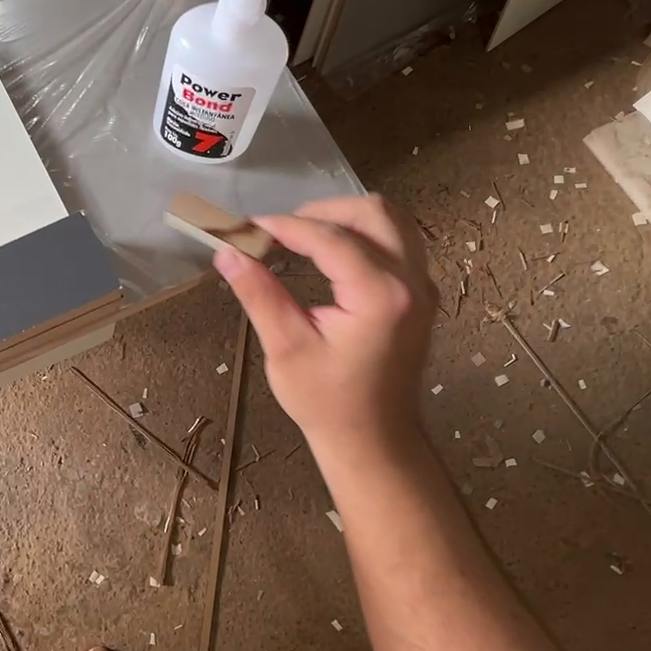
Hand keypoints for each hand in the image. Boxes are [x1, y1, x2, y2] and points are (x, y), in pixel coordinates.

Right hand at [213, 196, 435, 459]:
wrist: (373, 437)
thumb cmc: (326, 401)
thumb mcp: (286, 348)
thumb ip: (260, 294)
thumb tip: (228, 254)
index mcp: (380, 295)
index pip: (332, 238)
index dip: (286, 226)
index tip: (249, 228)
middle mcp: (411, 281)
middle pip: (372, 213)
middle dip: (322, 213)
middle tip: (280, 231)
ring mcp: (422, 286)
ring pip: (391, 221)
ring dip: (346, 219)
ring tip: (303, 237)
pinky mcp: (421, 295)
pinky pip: (398, 243)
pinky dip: (363, 236)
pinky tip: (331, 256)